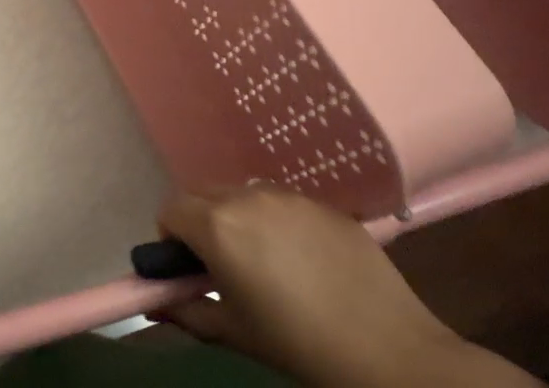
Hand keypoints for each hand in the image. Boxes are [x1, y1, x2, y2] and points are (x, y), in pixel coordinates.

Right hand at [155, 187, 541, 387]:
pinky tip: (307, 262)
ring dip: (240, 218)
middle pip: (203, 195)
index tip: (191, 269)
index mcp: (217, 226)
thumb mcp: (234, 332)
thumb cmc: (300, 345)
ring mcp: (291, 197)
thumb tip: (154, 305)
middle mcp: (247, 198)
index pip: (170, 209)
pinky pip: (285, 204)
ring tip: (269, 262)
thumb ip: (185, 312)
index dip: (172, 238)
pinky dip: (280, 223)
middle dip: (202, 223)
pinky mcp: (327, 205)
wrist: (394, 354)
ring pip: (244, 194)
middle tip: (225, 265)